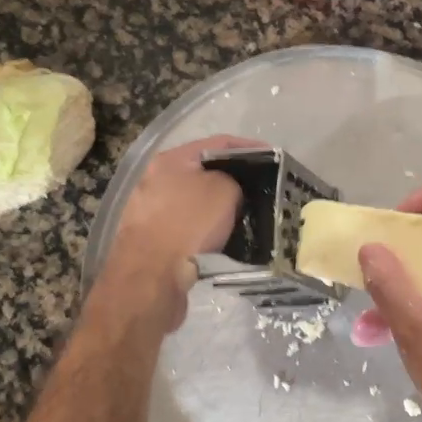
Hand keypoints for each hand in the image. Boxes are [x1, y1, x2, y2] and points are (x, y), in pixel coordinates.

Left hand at [89, 134, 257, 329]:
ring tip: (246, 214)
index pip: (218, 143)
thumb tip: (230, 191)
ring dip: (219, 206)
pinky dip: (206, 228)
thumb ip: (234, 180)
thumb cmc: (189, 224)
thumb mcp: (225, 191)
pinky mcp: (150, 240)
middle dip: (233, 178)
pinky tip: (223, 238)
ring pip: (194, 200)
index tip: (273, 157)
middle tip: (261, 187)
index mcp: (169, 160)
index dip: (249, 147)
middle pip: (203, 171)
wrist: (150, 278)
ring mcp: (148, 211)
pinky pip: (187, 226)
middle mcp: (153, 180)